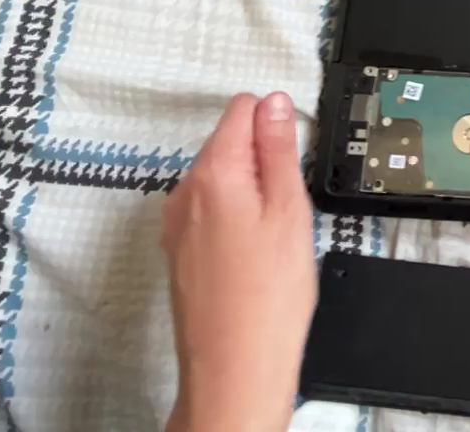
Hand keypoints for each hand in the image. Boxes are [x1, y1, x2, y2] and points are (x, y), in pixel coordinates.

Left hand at [162, 92, 316, 431]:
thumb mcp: (289, 208)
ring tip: (273, 233)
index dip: (276, 124)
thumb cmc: (271, 293)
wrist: (235, 370)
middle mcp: (185, 191)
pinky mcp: (178, 249)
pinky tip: (254, 251)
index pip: (243, 108)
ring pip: (222, 174)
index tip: (292, 160)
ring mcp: (177, 223)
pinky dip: (235, 213)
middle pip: (230, 140)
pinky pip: (210, 206)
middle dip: (264, 157)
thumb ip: (279, 147)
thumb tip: (273, 101)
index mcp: (214, 173)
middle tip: (288, 205)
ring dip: (251, 186)